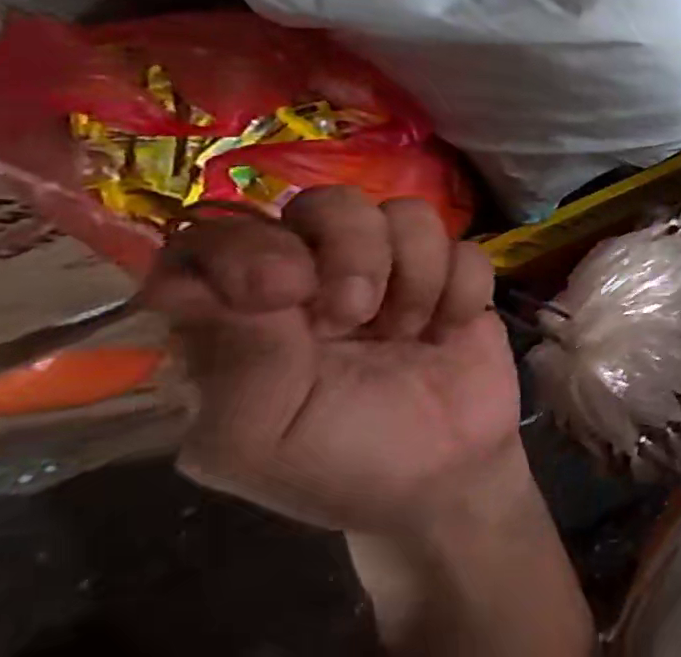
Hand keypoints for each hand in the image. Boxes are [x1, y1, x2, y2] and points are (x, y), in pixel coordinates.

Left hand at [137, 186, 519, 537]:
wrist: (448, 477)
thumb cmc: (340, 466)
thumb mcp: (260, 439)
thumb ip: (239, 358)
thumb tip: (243, 276)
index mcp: (246, 315)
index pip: (216, 238)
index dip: (248, 246)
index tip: (285, 290)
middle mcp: (317, 278)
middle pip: (325, 203)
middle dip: (352, 251)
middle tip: (359, 314)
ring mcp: (392, 272)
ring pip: (404, 212)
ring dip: (416, 275)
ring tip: (411, 331)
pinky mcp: (453, 276)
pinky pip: (464, 246)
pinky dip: (463, 288)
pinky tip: (451, 329)